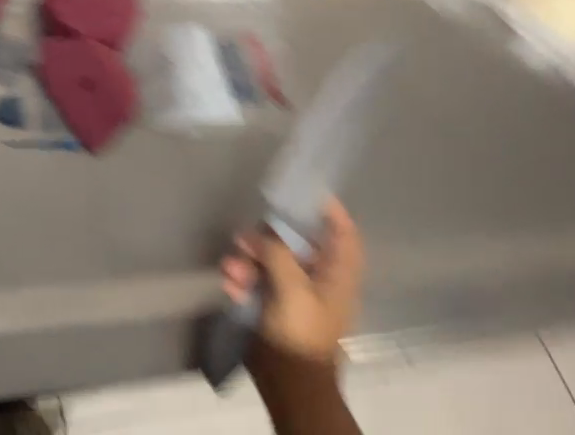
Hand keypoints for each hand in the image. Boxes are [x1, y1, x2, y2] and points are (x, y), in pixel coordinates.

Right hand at [219, 199, 363, 364]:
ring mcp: (295, 293)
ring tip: (232, 266)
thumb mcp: (293, 289)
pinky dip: (242, 278)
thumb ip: (279, 253)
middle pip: (298, 243)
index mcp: (338, 277)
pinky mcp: (273, 305)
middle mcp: (319, 280)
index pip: (345, 236)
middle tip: (247, 235)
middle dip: (269, 236)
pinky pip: (256, 280)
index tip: (308, 191)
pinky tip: (230, 284)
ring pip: (270, 260)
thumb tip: (264, 233)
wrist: (289, 383)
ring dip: (248, 258)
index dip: (332, 213)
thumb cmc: (301, 333)